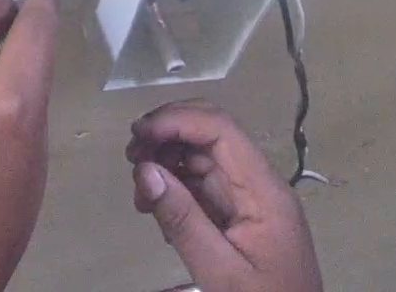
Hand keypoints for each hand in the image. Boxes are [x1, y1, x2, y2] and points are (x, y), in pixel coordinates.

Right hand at [126, 99, 322, 291]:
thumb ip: (183, 221)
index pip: (220, 128)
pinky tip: (156, 208)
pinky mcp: (238, 213)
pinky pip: (201, 182)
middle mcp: (258, 182)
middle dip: (167, 133)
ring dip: (165, 160)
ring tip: (140, 192)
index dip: (176, 120)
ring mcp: (248, 197)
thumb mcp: (222, 275)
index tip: (138, 135)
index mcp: (264, 189)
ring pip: (201, 154)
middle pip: (210, 131)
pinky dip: (174, 185)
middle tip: (132, 157)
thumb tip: (144, 168)